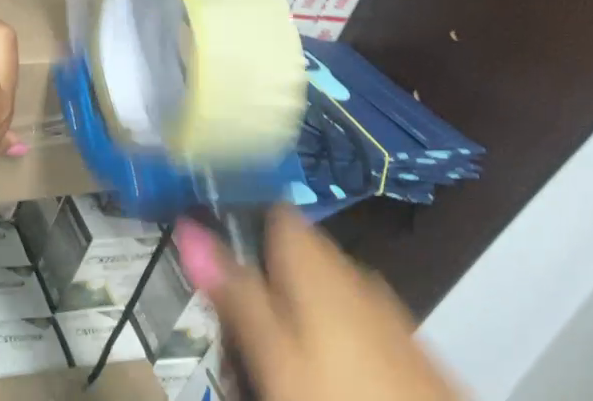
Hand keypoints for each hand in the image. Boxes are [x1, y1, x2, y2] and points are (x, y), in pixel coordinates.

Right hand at [175, 209, 461, 400]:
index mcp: (315, 259)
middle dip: (265, 276)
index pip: (272, 211)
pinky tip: (322, 370)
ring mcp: (383, 305)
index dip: (241, 223)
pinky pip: (351, 319)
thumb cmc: (335, 391)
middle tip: (240, 325)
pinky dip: (331, 334)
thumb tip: (187, 227)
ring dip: (296, 308)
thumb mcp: (269, 345)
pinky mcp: (404, 341)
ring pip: (322, 288)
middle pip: (294, 253)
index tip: (216, 256)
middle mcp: (352, 269)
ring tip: (274, 355)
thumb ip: (231, 284)